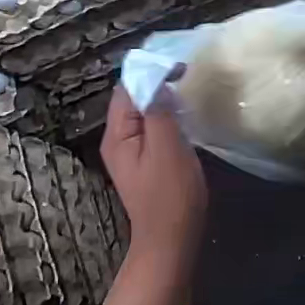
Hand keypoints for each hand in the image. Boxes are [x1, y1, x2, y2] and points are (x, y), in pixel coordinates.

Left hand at [101, 86, 205, 260]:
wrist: (171, 240)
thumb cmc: (170, 195)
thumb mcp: (167, 149)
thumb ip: (160, 112)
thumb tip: (158, 79)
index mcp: (117, 135)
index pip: (127, 89)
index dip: (151, 71)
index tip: (180, 65)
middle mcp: (118, 139)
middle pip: (133, 98)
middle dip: (157, 81)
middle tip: (187, 71)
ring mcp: (131, 151)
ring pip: (144, 112)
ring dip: (162, 97)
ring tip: (187, 87)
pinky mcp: (146, 160)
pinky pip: (152, 126)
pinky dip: (166, 115)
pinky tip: (184, 115)